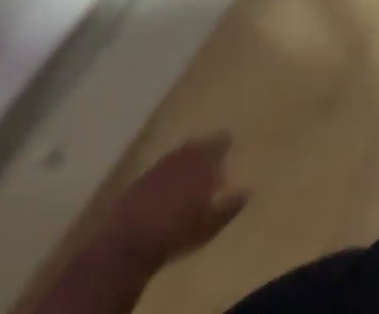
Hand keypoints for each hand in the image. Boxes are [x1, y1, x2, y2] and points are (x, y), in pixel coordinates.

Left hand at [102, 135, 248, 267]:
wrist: (130, 241)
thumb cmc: (177, 234)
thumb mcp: (211, 225)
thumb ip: (230, 206)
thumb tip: (248, 190)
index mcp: (200, 168)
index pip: (214, 147)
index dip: (222, 142)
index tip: (229, 138)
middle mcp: (179, 161)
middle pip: (194, 146)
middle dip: (204, 144)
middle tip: (212, 143)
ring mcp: (157, 168)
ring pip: (177, 153)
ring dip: (186, 152)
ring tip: (194, 155)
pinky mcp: (141, 180)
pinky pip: (162, 164)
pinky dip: (170, 164)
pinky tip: (171, 173)